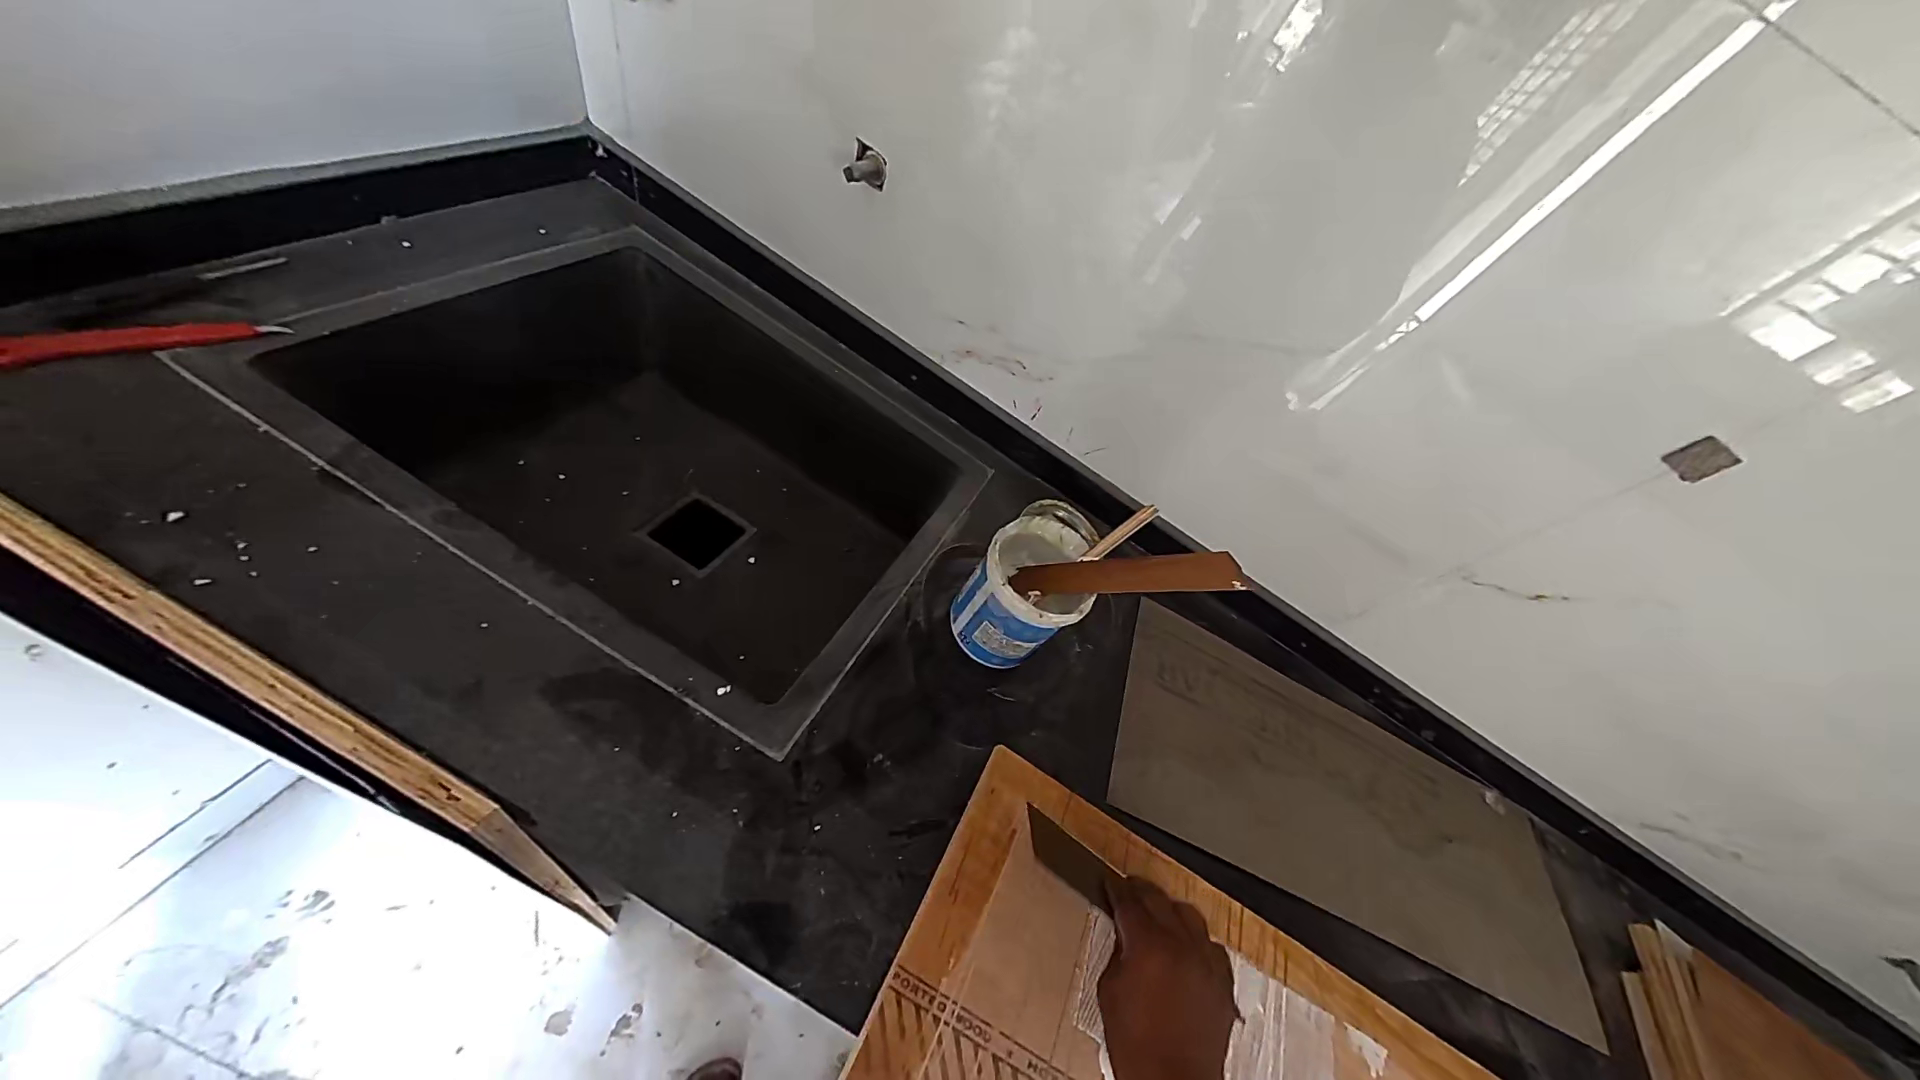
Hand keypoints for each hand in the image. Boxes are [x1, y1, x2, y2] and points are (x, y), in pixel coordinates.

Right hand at [1096, 876, 1236, 1079]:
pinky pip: (1211, 946)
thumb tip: (1123, 934)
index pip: (1129, 901)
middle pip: (1159, 899)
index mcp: (1148, 944)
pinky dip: (1195, 939)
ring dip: (1170, 910)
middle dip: (1140, 891)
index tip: (1109, 883)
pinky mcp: (1224, 983)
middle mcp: (1181, 945)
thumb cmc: (1134, 1044)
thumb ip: (1117, 952)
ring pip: (1189, 916)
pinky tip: (1185, 947)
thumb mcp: (1109, 990)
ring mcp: (1207, 962)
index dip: (1115, 888)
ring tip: (1157, 914)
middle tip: (1127, 889)